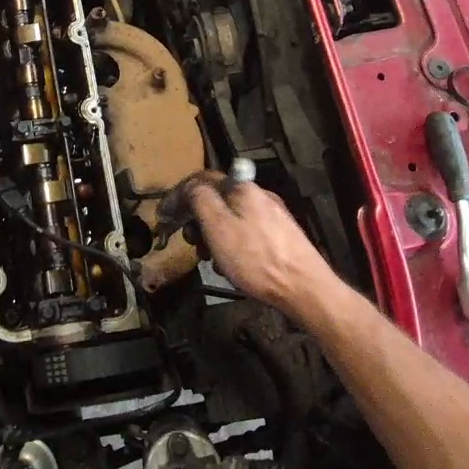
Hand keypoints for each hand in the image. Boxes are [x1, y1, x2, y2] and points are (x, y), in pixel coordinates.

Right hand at [179, 170, 338, 316]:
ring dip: (214, 235)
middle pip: (217, 199)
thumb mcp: (217, 227)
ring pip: (231, 218)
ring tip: (211, 259)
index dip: (178, 195)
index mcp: (242, 188)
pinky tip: (232, 266)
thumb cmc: (256, 259)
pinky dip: (231, 245)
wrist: (305, 289)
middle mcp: (258, 195)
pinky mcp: (281, 236)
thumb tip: (189, 187)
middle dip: (197, 219)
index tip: (163, 216)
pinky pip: (246, 233)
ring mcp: (272, 216)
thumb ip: (199, 199)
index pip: (201, 180)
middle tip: (190, 243)